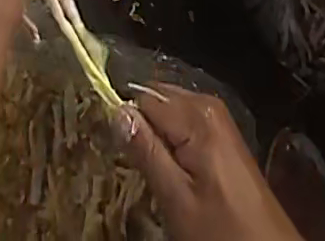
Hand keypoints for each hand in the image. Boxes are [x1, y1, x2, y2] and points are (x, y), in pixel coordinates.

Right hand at [114, 85, 303, 240]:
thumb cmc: (219, 227)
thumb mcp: (176, 197)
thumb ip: (147, 151)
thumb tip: (116, 111)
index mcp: (196, 115)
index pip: (144, 97)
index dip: (123, 117)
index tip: (105, 141)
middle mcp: (207, 104)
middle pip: (157, 98)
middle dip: (137, 122)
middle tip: (120, 156)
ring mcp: (215, 116)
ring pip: (168, 109)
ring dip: (151, 131)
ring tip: (138, 163)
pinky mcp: (219, 131)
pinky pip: (182, 121)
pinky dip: (167, 136)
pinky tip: (161, 163)